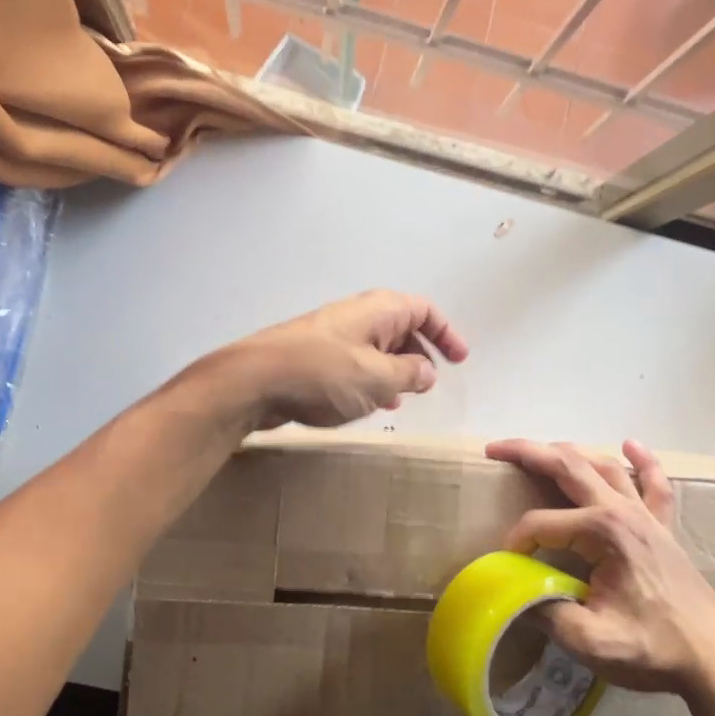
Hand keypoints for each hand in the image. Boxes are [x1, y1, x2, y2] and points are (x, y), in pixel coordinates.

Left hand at [219, 290, 469, 429]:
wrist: (254, 381)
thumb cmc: (324, 374)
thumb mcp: (378, 378)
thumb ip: (409, 374)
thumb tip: (427, 371)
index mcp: (379, 310)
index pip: (423, 310)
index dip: (445, 333)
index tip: (459, 360)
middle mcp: (357, 317)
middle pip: (400, 327)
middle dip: (420, 353)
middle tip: (432, 381)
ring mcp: (333, 337)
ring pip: (376, 349)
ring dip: (395, 370)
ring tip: (405, 398)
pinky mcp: (315, 359)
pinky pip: (355, 365)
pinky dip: (371, 381)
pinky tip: (371, 405)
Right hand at [484, 439, 714, 698]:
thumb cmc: (653, 649)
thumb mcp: (590, 640)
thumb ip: (546, 612)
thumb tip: (516, 595)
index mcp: (602, 532)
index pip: (541, 522)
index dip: (517, 541)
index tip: (509, 568)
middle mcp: (624, 511)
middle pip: (569, 467)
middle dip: (528, 453)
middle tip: (496, 449)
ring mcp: (648, 516)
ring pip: (605, 466)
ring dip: (571, 452)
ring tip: (542, 449)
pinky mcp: (665, 529)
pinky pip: (655, 484)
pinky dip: (643, 461)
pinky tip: (631, 444)